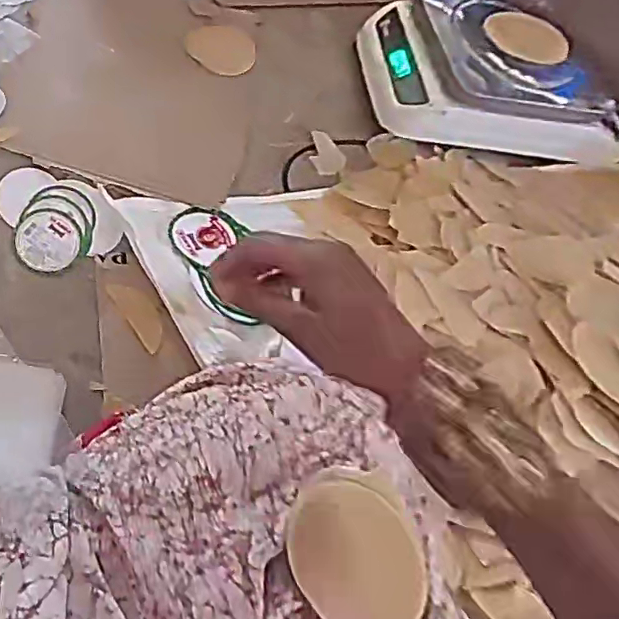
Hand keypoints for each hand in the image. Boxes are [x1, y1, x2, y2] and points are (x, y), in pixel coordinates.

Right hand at [210, 234, 430, 403]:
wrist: (409, 375)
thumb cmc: (353, 355)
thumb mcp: (298, 328)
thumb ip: (258, 300)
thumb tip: (222, 284)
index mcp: (315, 258)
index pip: (258, 244)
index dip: (229, 259)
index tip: (209, 280)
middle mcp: (328, 250)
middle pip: (273, 244)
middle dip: (243, 262)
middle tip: (219, 287)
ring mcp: (341, 260)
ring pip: (288, 254)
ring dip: (261, 269)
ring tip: (240, 295)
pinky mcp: (348, 274)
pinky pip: (304, 266)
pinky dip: (282, 277)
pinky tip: (272, 298)